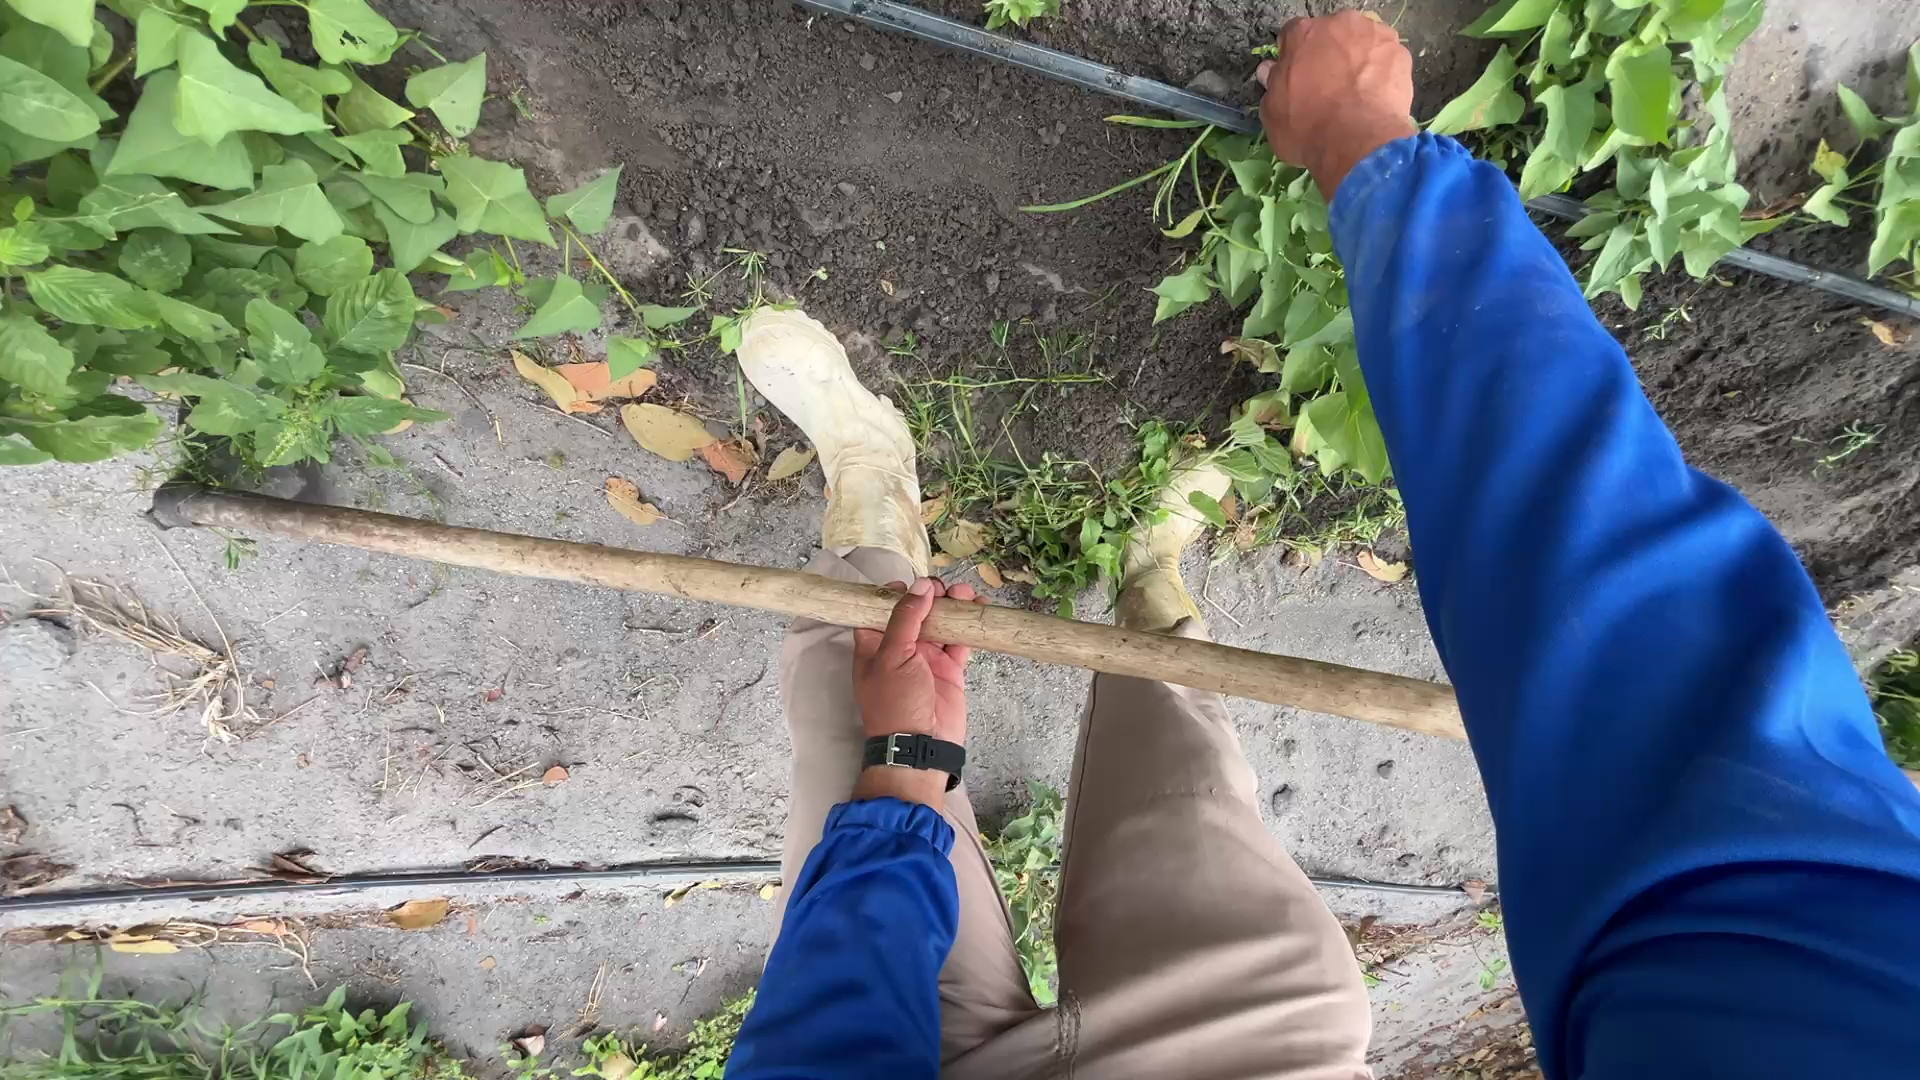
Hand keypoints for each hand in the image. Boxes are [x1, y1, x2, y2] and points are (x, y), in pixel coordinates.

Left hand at [851, 578, 983, 807]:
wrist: (920, 746)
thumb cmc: (895, 701)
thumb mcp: (892, 655)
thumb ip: (906, 618)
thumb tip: (921, 586)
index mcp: (875, 645)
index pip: (880, 610)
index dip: (895, 593)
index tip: (912, 582)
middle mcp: (900, 649)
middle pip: (916, 613)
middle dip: (931, 596)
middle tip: (945, 588)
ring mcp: (926, 659)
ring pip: (941, 624)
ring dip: (953, 607)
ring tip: (966, 594)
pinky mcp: (950, 670)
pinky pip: (960, 642)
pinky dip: (970, 627)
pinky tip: (979, 610)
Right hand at [1257, 12, 1418, 201]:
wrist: (1356, 139)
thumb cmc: (1305, 128)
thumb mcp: (1273, 115)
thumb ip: (1272, 86)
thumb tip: (1270, 71)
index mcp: (1304, 35)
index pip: (1292, 33)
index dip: (1291, 54)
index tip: (1292, 74)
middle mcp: (1340, 24)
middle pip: (1330, 33)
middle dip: (1326, 54)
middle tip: (1323, 86)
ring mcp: (1374, 33)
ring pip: (1360, 42)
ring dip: (1354, 59)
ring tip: (1351, 93)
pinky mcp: (1399, 50)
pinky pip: (1383, 57)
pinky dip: (1377, 72)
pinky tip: (1371, 97)